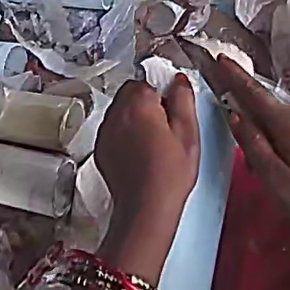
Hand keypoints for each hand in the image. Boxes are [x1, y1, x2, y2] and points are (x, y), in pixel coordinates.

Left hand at [93, 74, 199, 278]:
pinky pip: (113, 129)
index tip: (172, 111)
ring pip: (120, 110)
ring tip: (154, 141)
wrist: (146, 208)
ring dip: (134, 117)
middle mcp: (116, 114)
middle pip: (129, 93)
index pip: (147, 82)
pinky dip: (124, 134)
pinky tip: (140, 151)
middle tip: (165, 126)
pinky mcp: (101, 147)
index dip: (163, 95)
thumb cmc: (169, 175)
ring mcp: (105, 131)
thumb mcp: (188, 134)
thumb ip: (183, 100)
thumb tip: (178, 81)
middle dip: (146, 103)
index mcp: (138, 104)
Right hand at [208, 55, 289, 246]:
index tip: (220, 57)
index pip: (254, 93)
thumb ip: (252, 144)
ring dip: (260, 138)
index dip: (235, 76)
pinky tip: (274, 168)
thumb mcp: (275, 177)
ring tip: (260, 172)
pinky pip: (286, 132)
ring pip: (274, 123)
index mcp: (289, 123)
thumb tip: (234, 115)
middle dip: (245, 120)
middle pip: (263, 108)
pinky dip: (273, 143)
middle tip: (239, 151)